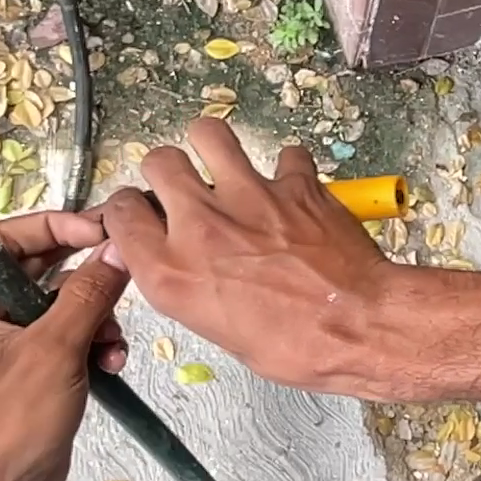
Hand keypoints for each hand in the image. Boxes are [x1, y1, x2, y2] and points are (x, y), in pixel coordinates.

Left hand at [0, 211, 130, 480]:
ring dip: (96, 320)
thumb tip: (120, 246)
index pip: (5, 240)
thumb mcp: (55, 349)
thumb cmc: (5, 425)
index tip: (107, 232)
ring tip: (114, 348)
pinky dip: (90, 344)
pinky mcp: (20, 371)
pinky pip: (62, 337)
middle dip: (88, 283)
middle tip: (128, 279)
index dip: (58, 227)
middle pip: (38, 272)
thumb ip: (91, 291)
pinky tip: (109, 366)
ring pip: (59, 306)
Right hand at [99, 118, 395, 395]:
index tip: (147, 213)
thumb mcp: (218, 331)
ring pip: (210, 134)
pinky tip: (294, 183)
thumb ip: (190, 286)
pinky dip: (290, 165)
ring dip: (214, 144)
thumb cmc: (295, 345)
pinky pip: (287, 153)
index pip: (121, 213)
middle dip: (169, 169)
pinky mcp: (298, 184)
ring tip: (226, 160)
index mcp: (172, 272)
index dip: (132, 210)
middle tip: (189, 183)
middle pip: (159, 162)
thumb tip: (185, 264)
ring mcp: (251, 197)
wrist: (358, 325)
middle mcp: (202, 225)